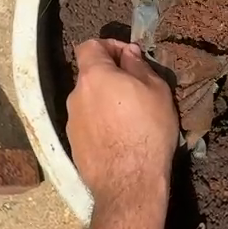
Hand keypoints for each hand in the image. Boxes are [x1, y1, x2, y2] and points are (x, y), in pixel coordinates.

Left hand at [67, 40, 177, 214]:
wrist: (129, 183)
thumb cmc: (147, 131)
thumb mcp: (156, 90)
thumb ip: (138, 66)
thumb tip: (128, 53)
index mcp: (94, 76)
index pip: (90, 45)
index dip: (110, 46)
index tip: (130, 58)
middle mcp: (76, 95)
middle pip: (90, 74)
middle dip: (111, 76)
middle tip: (137, 88)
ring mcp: (71, 121)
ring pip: (89, 99)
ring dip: (106, 100)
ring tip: (131, 117)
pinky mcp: (73, 143)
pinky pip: (88, 122)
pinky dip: (101, 121)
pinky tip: (121, 136)